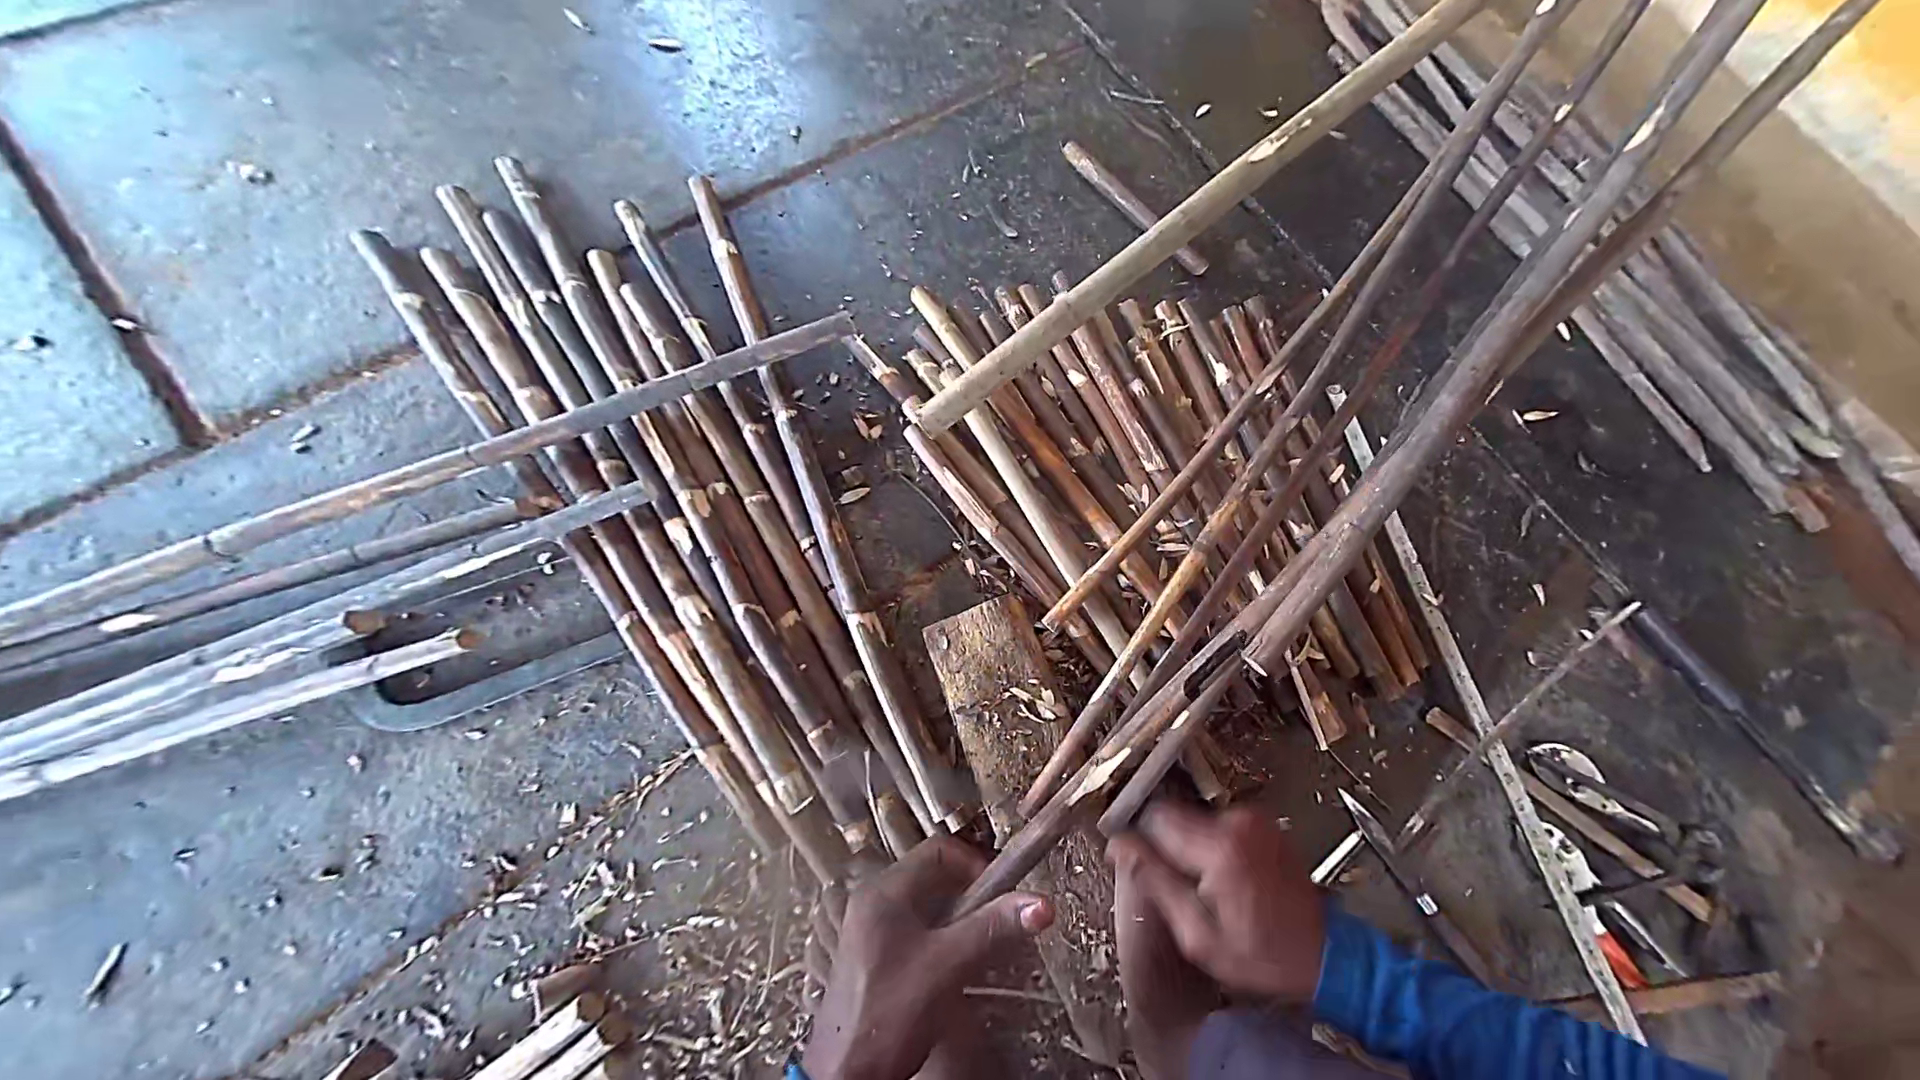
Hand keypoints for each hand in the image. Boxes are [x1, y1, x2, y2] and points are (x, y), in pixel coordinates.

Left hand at [802, 836, 1054, 1079]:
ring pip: (924, 904)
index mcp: (884, 890)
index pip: (938, 850)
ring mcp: (869, 928)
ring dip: (957, 916)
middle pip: (931, 875)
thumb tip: (1042, 903)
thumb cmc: (890, 1014)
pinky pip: (914, 928)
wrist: (844, 1078)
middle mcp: (873, 900)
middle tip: (996, 917)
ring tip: (982, 943)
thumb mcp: (946, 966)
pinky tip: (955, 965)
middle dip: (969, 892)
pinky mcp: (872, 956)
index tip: (1000, 892)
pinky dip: (941, 936)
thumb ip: (991, 930)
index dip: (974, 863)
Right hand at [1107, 801, 1325, 1002]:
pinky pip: (1216, 820)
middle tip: (1174, 878)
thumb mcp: (1198, 934)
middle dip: (1165, 843)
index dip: (1138, 836)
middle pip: (1173, 814)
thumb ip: (1155, 883)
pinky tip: (1222, 874)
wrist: (1326, 957)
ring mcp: (1254, 818)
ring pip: (1192, 817)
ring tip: (1204, 881)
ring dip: (1188, 842)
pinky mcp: (1262, 822)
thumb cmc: (1265, 956)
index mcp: (1219, 847)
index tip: (1133, 854)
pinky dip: (1210, 841)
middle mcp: (1238, 822)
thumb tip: (1119, 847)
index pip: (1154, 816)